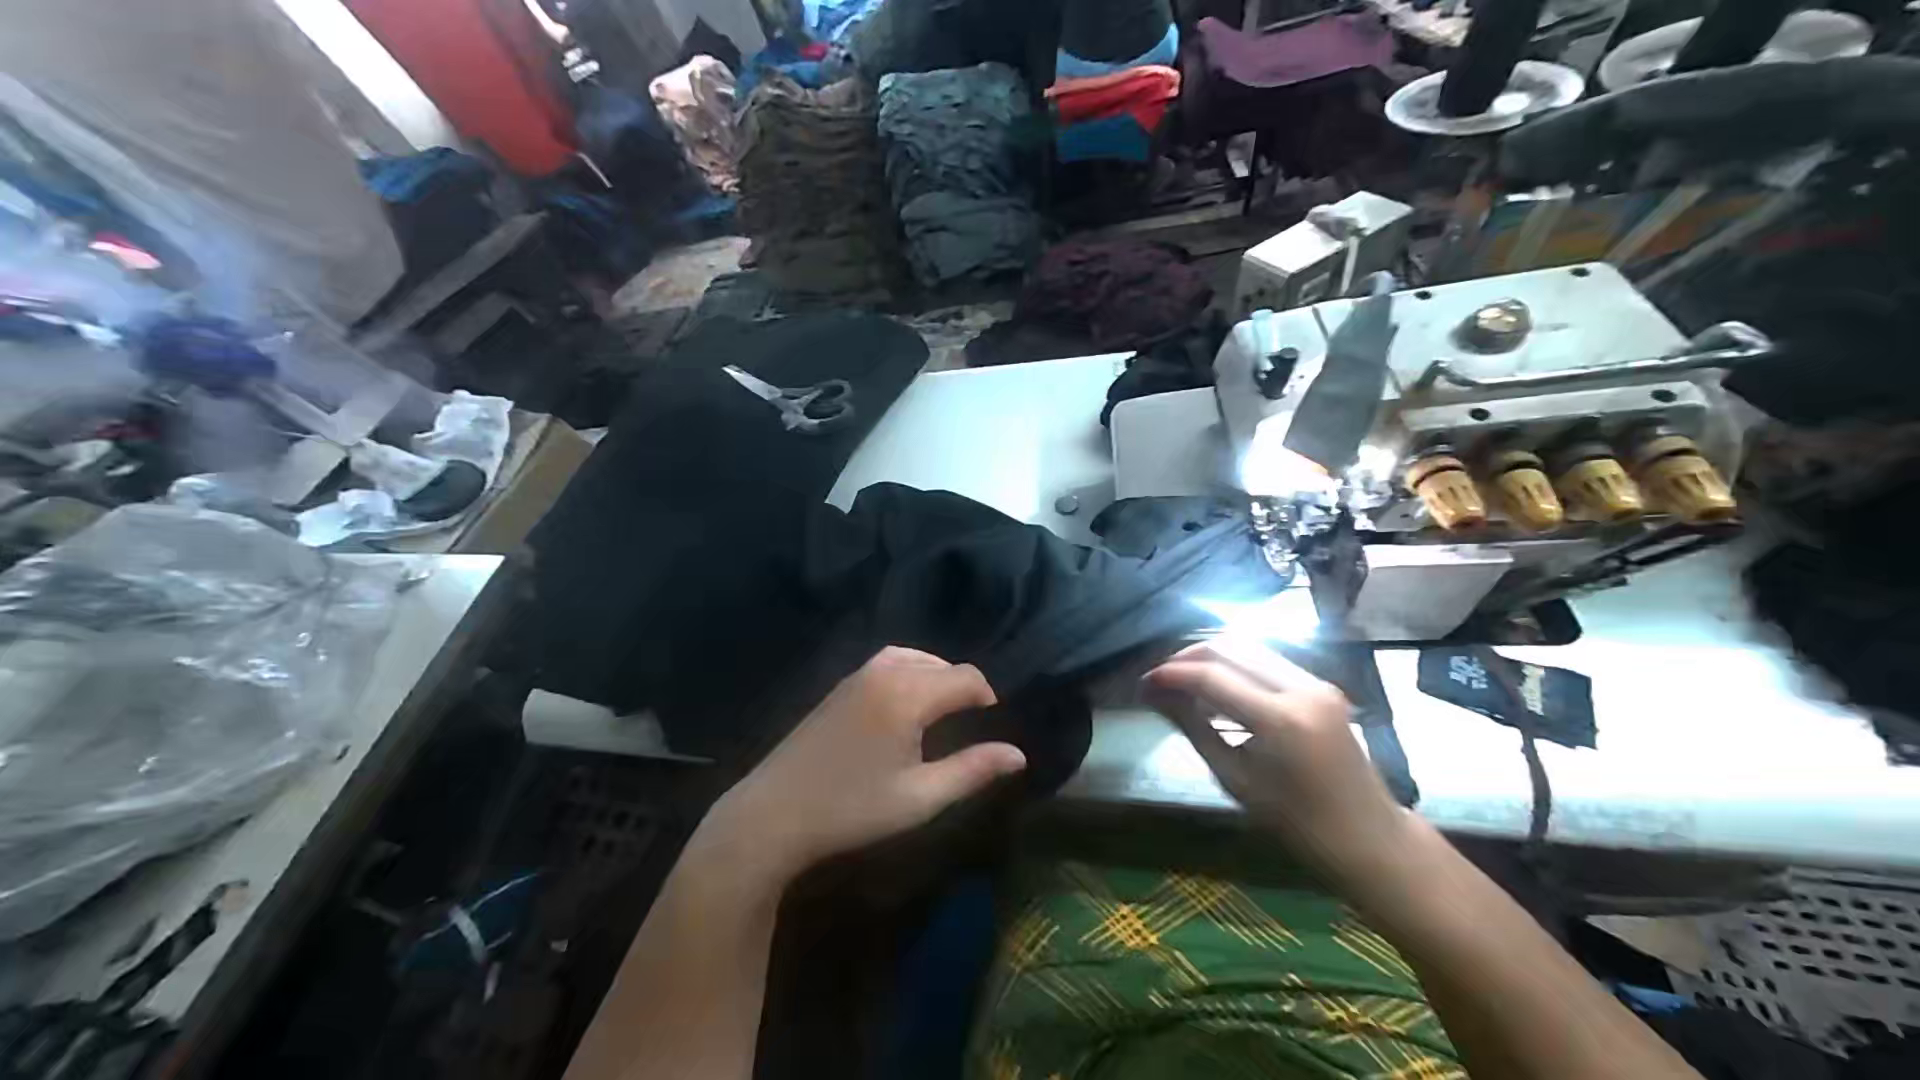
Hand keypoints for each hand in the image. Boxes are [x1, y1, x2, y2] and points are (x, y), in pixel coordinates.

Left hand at [700, 647, 1027, 883]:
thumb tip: (1018, 754)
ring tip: (944, 712)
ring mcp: (858, 675)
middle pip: (942, 664)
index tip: (992, 729)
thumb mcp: (920, 798)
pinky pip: (889, 662)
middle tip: (970, 728)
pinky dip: (911, 672)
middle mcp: (885, 672)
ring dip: (937, 676)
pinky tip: (907, 706)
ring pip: (915, 657)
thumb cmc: (851, 810)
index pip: (966, 678)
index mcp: (907, 695)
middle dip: (964, 688)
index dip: (988, 699)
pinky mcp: (840, 685)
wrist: (772, 813)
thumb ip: (972, 770)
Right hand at [1143, 639, 1410, 879]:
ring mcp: (1317, 683)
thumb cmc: (1296, 823)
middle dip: (1187, 657)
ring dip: (1211, 658)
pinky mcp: (1322, 685)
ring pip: (1249, 647)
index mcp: (1281, 720)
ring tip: (1183, 681)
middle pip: (1230, 648)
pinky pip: (1267, 661)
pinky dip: (1235, 666)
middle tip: (1160, 678)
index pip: (1211, 677)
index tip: (1143, 684)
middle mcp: (1302, 688)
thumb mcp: (1234, 778)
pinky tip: (1217, 687)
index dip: (1171, 675)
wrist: (1368, 837)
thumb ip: (1193, 726)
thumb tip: (1153, 694)